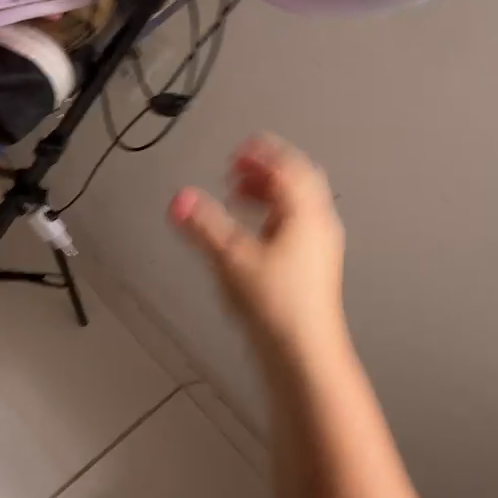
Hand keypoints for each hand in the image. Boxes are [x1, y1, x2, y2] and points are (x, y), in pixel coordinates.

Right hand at [171, 135, 346, 355]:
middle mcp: (317, 229)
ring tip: (241, 196)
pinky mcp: (308, 270)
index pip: (289, 169)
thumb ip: (202, 226)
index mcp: (306, 216)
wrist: (302, 349)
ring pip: (295, 208)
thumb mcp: (230, 258)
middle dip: (265, 173)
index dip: (264, 154)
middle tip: (240, 168)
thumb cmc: (279, 306)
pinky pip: (292, 231)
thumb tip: (180, 200)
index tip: (243, 148)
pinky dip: (269, 220)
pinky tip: (250, 235)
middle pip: (296, 186)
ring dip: (267, 196)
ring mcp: (316, 250)